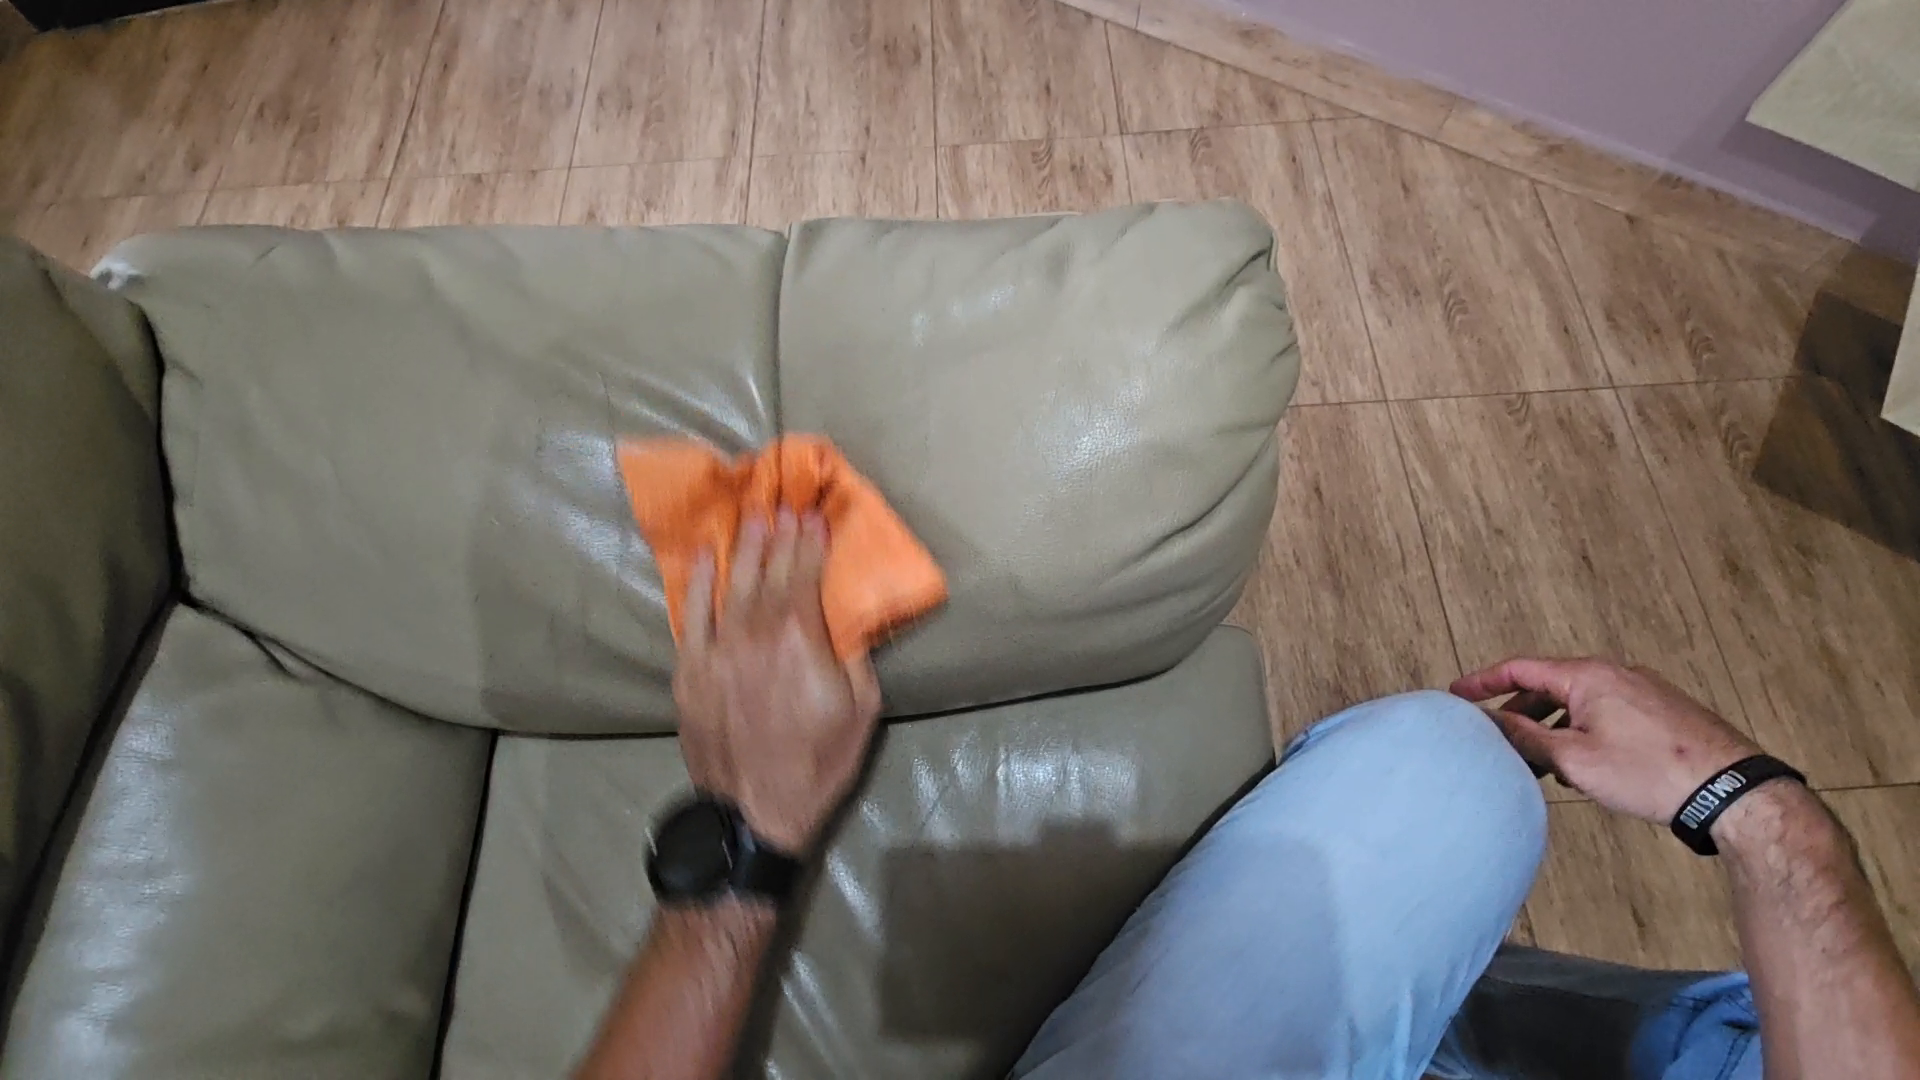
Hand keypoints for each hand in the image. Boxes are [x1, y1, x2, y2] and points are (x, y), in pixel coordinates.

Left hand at [673, 510, 882, 853]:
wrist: (753, 813)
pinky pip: (692, 614)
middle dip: (780, 533)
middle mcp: (756, 632)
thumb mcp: (863, 709)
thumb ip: (854, 654)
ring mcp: (717, 649)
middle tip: (784, 502)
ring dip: (744, 546)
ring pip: (733, 583)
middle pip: (770, 571)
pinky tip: (705, 555)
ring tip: (753, 515)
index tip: (813, 514)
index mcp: (801, 638)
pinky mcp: (689, 670)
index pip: (806, 573)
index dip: (811, 540)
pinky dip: (698, 581)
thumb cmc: (818, 762)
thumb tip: (849, 614)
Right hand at [1450, 657, 1761, 824]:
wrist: (1739, 796)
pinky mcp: (1666, 712)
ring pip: (1578, 701)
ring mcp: (1645, 691)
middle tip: (1497, 736)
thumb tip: (1486, 722)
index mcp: (1588, 676)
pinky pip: (1606, 711)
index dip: (1482, 682)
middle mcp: (1616, 673)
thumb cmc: (1652, 774)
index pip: (1519, 669)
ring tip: (1538, 759)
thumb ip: (1523, 736)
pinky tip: (1580, 761)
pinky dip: (1580, 728)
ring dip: (1551, 725)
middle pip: (1548, 685)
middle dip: (1518, 711)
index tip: (1456, 695)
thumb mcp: (1572, 758)